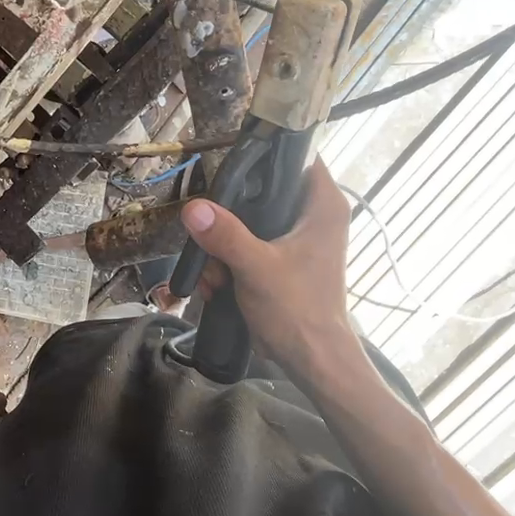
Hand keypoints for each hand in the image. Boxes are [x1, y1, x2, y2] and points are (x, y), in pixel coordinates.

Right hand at [179, 162, 360, 380]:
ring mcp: (294, 241)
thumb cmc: (298, 310)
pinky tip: (216, 287)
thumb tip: (192, 207)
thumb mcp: (256, 268)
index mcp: (322, 207)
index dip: (264, 154)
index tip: (228, 166)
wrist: (312, 361)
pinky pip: (244, 248)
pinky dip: (227, 265)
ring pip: (246, 223)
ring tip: (214, 276)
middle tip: (210, 239)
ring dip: (221, 248)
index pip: (297, 157)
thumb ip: (226, 235)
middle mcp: (311, 217)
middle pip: (259, 193)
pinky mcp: (279, 262)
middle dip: (227, 218)